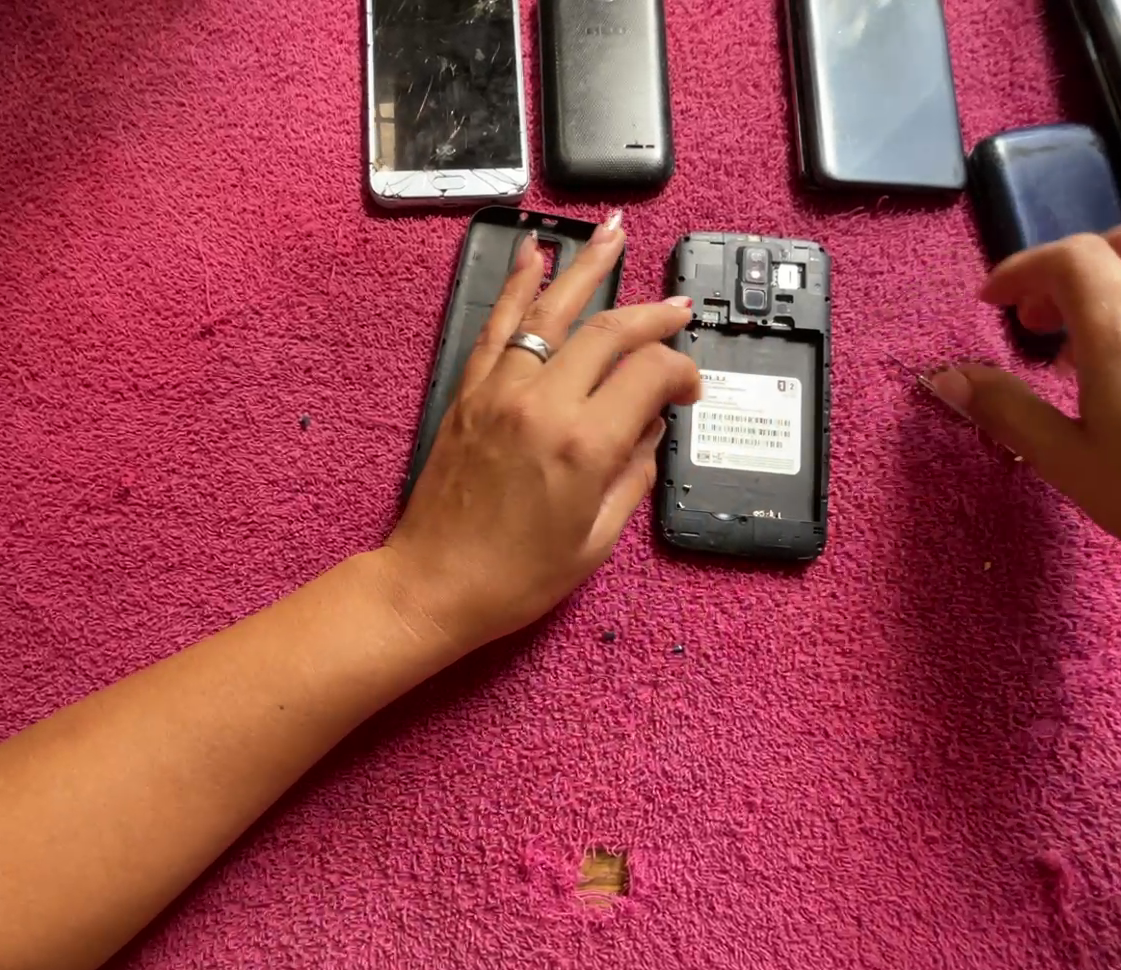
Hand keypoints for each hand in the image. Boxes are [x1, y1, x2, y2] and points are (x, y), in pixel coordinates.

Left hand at [383, 213, 700, 648]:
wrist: (433, 584)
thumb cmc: (515, 579)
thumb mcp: (595, 541)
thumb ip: (633, 477)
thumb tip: (652, 430)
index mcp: (584, 446)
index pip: (649, 374)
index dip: (680, 372)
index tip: (687, 390)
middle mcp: (542, 404)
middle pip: (608, 331)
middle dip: (650, 314)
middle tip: (677, 307)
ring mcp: (499, 393)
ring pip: (549, 311)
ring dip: (585, 269)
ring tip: (612, 233)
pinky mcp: (467, 395)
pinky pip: (496, 327)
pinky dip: (515, 287)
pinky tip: (532, 253)